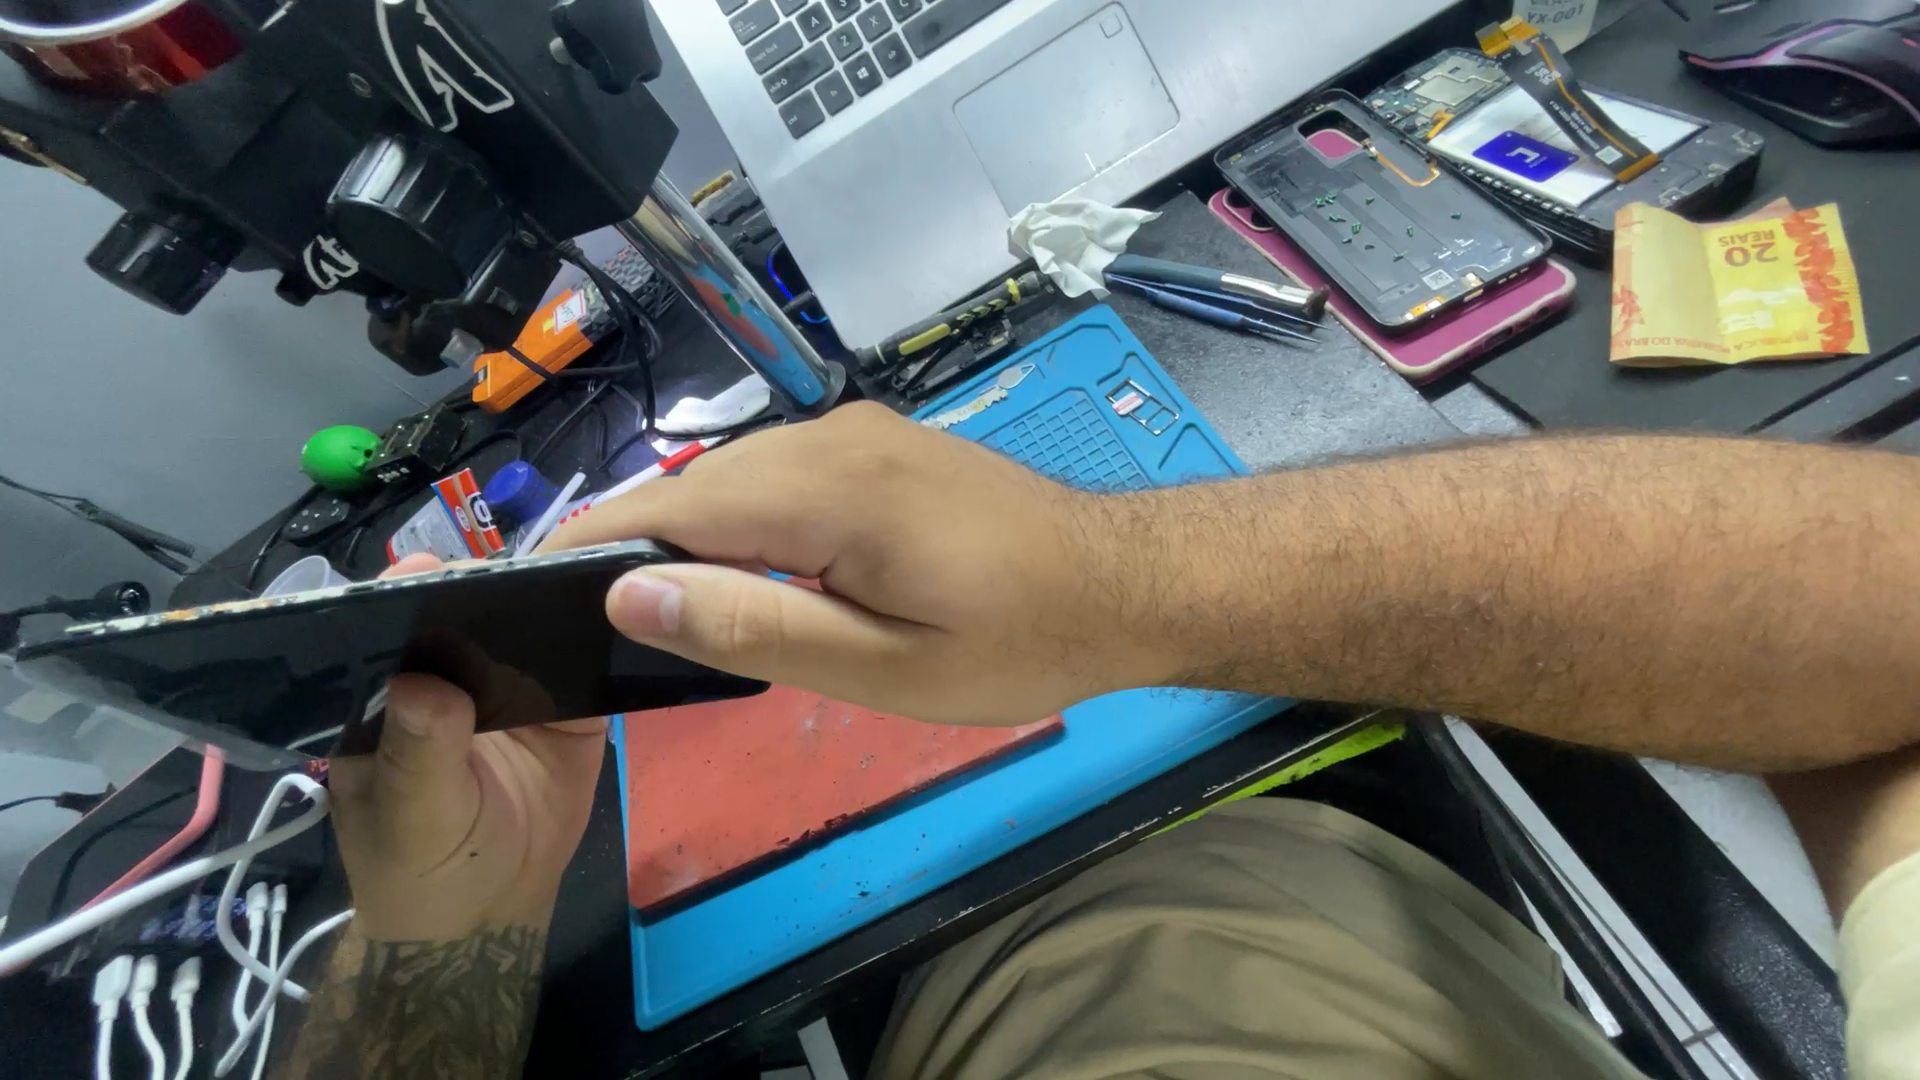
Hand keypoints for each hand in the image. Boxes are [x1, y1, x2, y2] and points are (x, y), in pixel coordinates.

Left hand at [326, 554, 607, 940]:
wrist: (496, 908)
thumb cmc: (424, 868)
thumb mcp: (413, 819)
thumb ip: (418, 756)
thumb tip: (423, 680)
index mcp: (393, 693)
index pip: (393, 627)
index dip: (409, 594)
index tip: (439, 567)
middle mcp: (454, 675)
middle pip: (476, 615)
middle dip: (504, 586)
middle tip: (538, 565)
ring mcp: (519, 686)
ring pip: (539, 631)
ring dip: (564, 606)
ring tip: (595, 577)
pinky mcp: (574, 705)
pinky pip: (592, 664)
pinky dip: (611, 643)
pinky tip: (636, 620)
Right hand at [546, 402, 1157, 724]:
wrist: (1120, 582)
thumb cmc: (1016, 640)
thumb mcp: (883, 665)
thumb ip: (756, 624)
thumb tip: (631, 590)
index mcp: (827, 488)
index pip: (669, 505)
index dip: (592, 541)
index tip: (524, 585)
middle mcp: (834, 436)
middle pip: (700, 485)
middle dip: (638, 542)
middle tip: (591, 617)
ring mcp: (864, 432)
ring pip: (741, 477)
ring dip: (695, 533)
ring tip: (660, 601)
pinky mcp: (886, 446)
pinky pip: (788, 476)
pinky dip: (750, 519)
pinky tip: (749, 566)